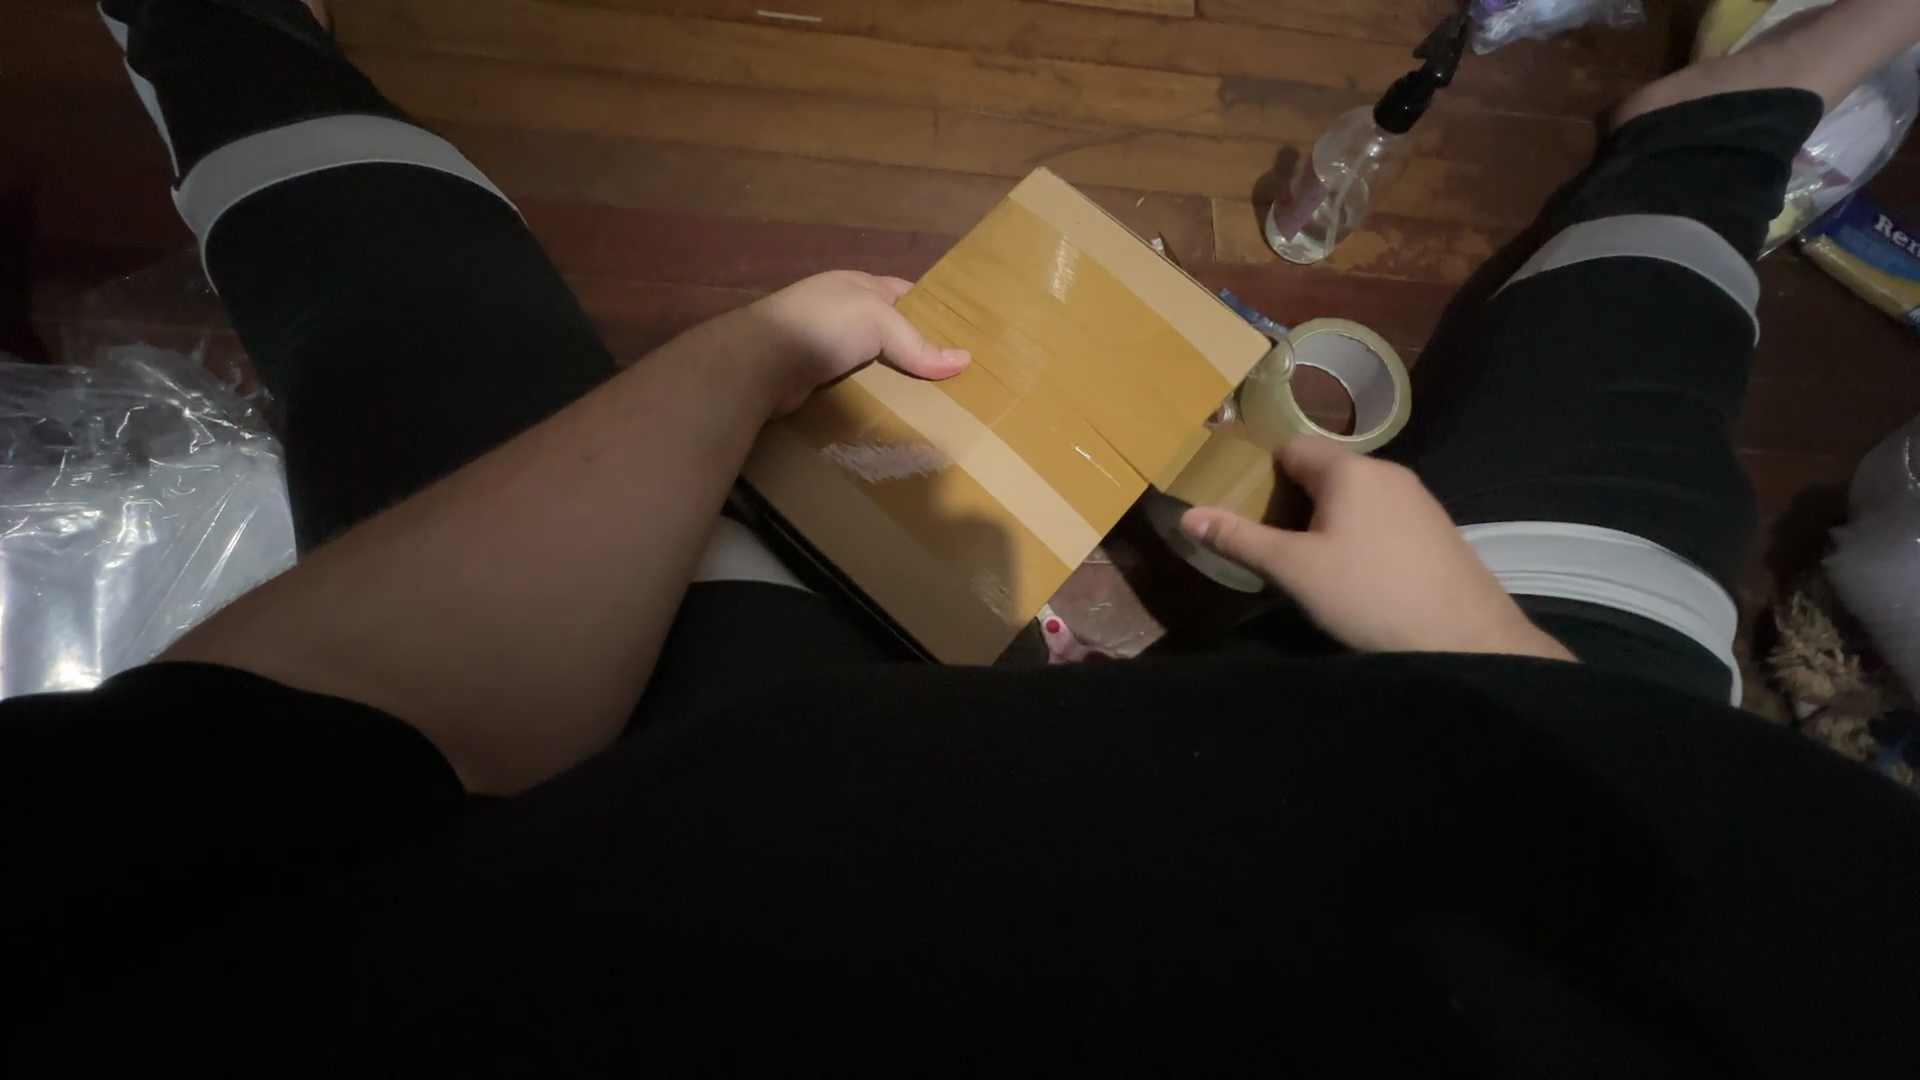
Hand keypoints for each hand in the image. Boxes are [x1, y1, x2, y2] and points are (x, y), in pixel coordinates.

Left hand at [729, 271, 969, 414]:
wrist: (761, 361)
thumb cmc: (823, 325)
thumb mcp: (879, 321)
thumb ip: (918, 343)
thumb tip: (964, 362)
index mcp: (858, 286)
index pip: (905, 293)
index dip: (932, 309)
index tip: (960, 334)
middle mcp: (842, 311)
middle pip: (890, 330)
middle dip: (916, 348)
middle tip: (951, 374)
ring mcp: (826, 344)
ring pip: (873, 361)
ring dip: (894, 377)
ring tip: (930, 397)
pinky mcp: (815, 376)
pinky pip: (854, 384)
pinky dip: (872, 394)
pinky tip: (892, 409)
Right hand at [1180, 436, 1574, 660]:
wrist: (1467, 641)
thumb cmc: (1369, 594)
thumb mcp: (1292, 569)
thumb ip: (1239, 538)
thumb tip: (1188, 515)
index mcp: (1350, 470)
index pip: (1292, 447)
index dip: (1260, 471)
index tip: (1239, 503)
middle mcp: (1387, 472)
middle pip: (1321, 470)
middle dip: (1288, 498)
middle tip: (1264, 538)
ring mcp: (1417, 500)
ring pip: (1351, 494)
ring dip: (1321, 517)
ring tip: (1302, 558)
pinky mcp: (1434, 529)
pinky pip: (1378, 514)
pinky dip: (1354, 531)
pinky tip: (1349, 571)